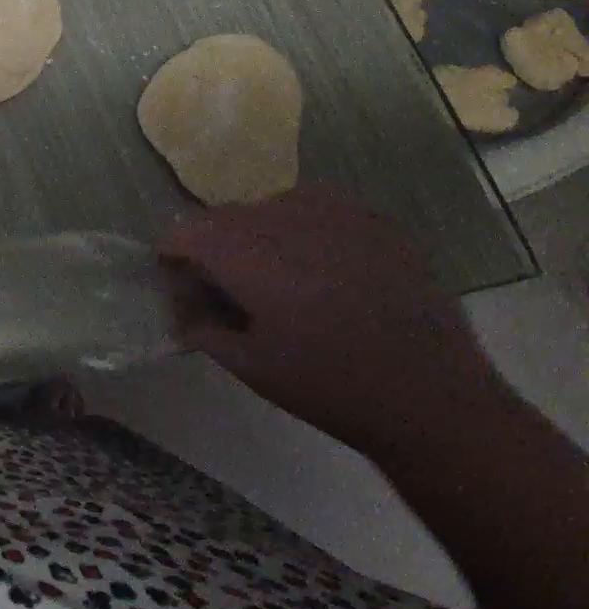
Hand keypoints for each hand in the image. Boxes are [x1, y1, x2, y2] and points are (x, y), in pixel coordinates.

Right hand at [160, 186, 507, 451]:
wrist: (436, 405)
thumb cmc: (331, 390)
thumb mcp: (249, 367)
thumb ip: (200, 327)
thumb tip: (178, 305)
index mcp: (257, 266)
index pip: (190, 232)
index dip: (171, 249)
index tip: (171, 273)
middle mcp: (295, 233)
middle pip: (227, 215)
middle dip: (208, 240)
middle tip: (214, 278)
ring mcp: (344, 227)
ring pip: (269, 203)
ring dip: (251, 226)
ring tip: (263, 262)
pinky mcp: (382, 230)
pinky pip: (321, 203)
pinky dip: (298, 217)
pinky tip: (306, 249)